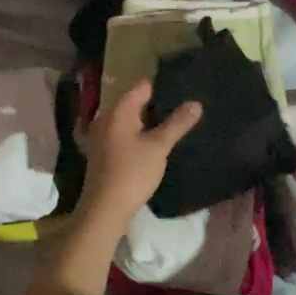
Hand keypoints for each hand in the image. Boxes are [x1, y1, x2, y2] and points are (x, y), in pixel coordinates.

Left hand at [77, 80, 201, 230]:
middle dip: (153, 104)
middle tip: (179, 106)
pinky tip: (149, 143)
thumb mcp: (159, 146)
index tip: (180, 88)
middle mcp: (104, 119)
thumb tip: (196, 103)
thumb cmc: (132, 172)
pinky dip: (135, 135)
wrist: (105, 208)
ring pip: (126, 121)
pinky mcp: (100, 154)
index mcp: (117, 111)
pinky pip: (120, 135)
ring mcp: (99, 137)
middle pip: (131, 103)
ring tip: (168, 125)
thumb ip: (177, 123)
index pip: (140, 87)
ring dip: (144, 121)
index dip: (160, 86)